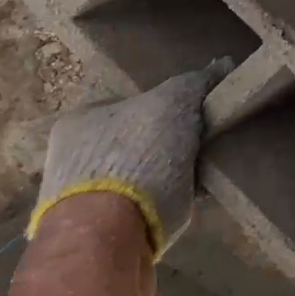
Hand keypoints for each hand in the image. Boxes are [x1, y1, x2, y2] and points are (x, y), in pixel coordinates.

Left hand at [28, 61, 226, 259]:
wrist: (107, 232)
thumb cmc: (135, 157)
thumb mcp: (174, 102)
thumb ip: (196, 81)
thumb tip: (223, 63)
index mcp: (80, 120)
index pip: (134, 103)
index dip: (171, 107)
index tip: (198, 116)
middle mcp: (71, 154)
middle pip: (138, 137)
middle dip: (171, 141)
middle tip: (204, 143)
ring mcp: (80, 194)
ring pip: (142, 169)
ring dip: (170, 171)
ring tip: (202, 172)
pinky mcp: (97, 228)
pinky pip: (143, 200)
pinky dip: (166, 197)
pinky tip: (189, 196)